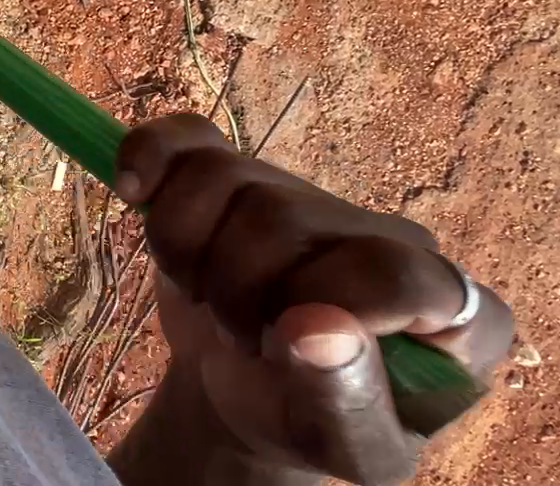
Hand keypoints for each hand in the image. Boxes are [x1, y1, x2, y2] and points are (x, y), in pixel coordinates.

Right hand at [115, 114, 514, 483]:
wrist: (247, 387)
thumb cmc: (304, 419)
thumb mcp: (338, 443)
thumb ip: (341, 397)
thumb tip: (314, 328)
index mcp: (446, 304)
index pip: (388, 270)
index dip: (318, 300)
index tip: (279, 345)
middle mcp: (380, 232)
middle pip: (276, 215)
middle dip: (228, 281)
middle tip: (235, 330)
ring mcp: (299, 194)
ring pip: (216, 172)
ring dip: (178, 239)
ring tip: (197, 285)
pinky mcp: (228, 174)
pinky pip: (184, 134)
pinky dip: (145, 155)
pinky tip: (132, 191)